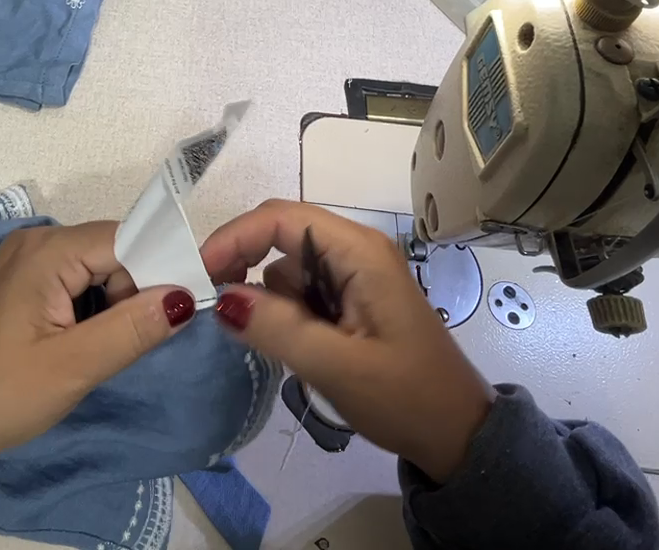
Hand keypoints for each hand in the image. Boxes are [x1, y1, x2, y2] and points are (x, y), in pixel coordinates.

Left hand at [0, 221, 195, 520]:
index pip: (125, 238)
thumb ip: (132, 329)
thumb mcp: (73, 368)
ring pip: (93, 265)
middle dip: (132, 289)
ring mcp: (22, 259)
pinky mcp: (17, 281)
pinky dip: (88, 304)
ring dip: (110, 301)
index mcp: (46, 250)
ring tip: (99, 347)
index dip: (156, 269)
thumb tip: (186, 296)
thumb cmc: (0, 394)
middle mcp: (35, 240)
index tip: (178, 311)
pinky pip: (70, 277)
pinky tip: (78, 340)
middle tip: (127, 342)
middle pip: (110, 248)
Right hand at [200, 199, 494, 481]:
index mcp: (358, 251)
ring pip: (285, 264)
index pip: (281, 218)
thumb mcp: (338, 367)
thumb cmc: (407, 398)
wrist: (459, 439)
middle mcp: (353, 250)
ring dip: (265, 294)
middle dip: (242, 260)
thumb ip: (278, 328)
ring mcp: (352, 273)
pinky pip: (298, 289)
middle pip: (280, 233)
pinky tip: (290, 345)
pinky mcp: (349, 298)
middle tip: (213, 303)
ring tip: (268, 341)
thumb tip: (220, 300)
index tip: (199, 273)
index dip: (235, 237)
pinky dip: (281, 310)